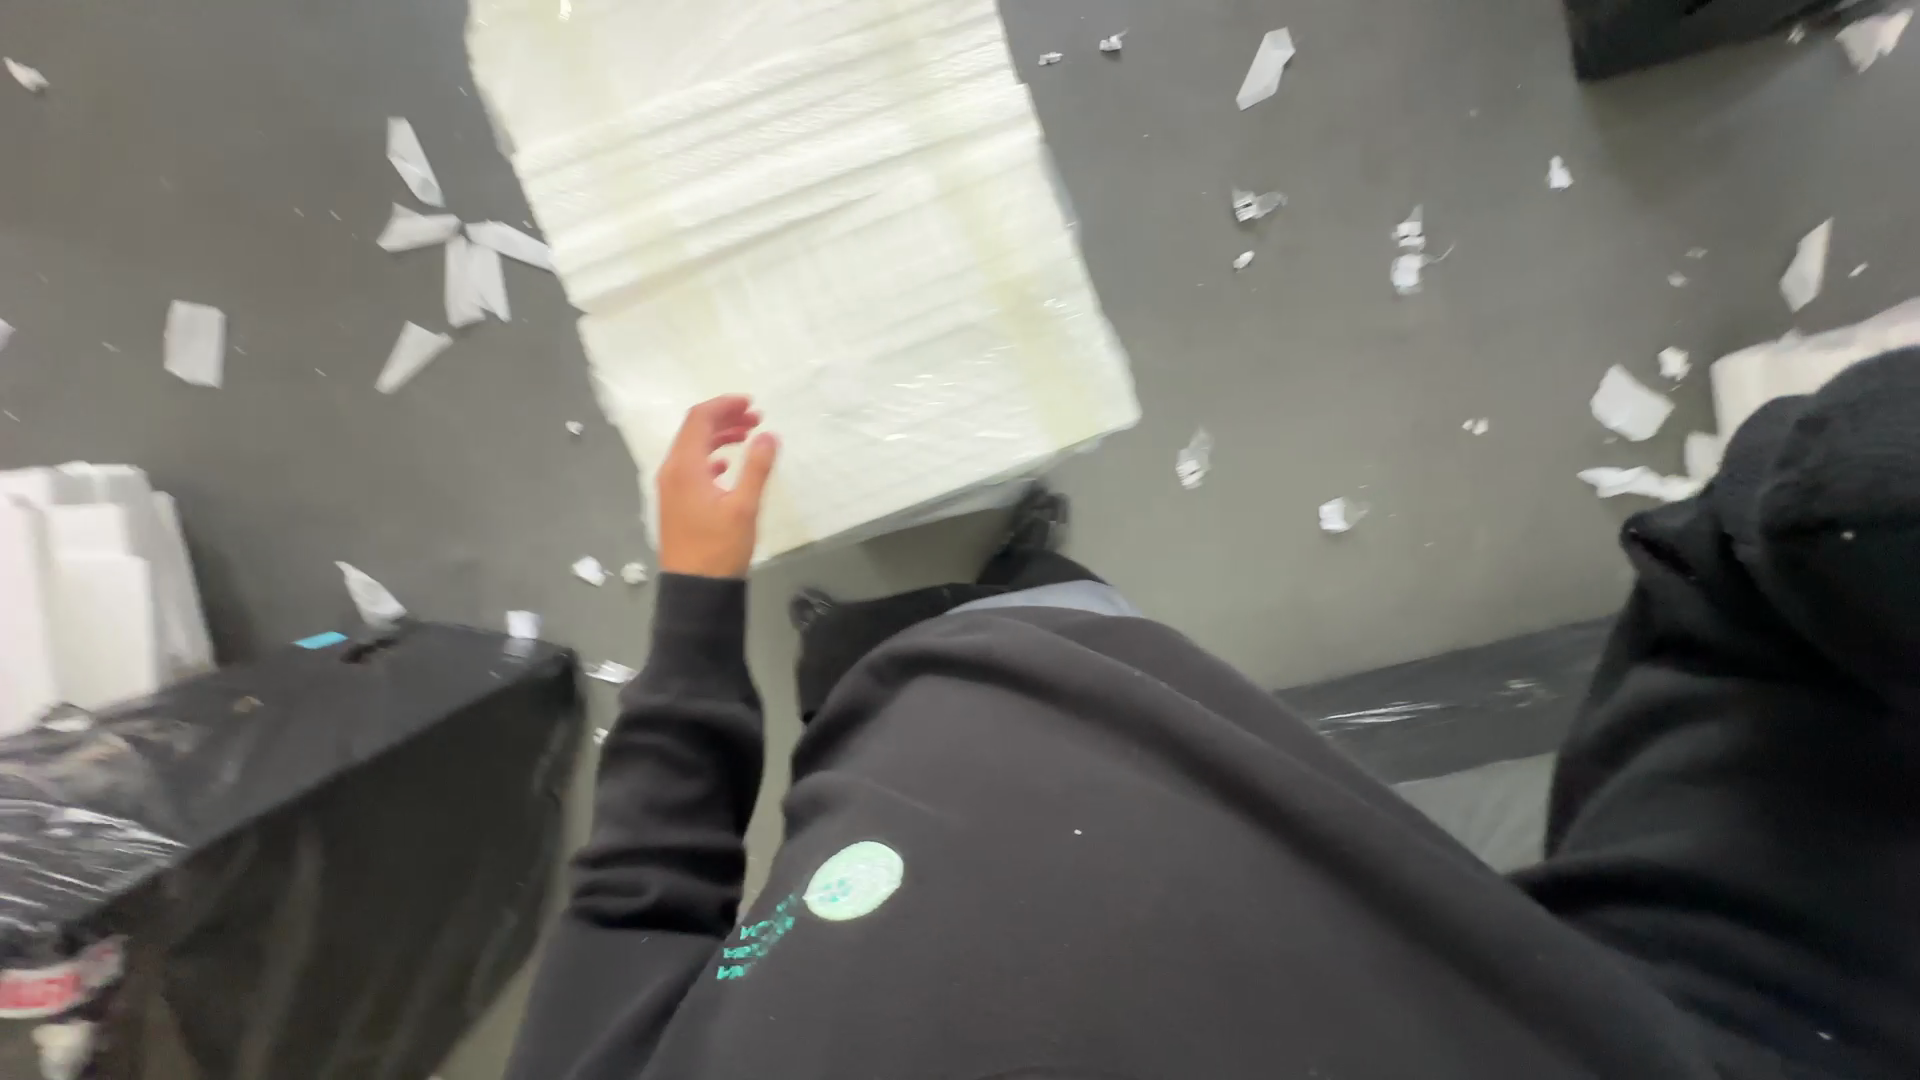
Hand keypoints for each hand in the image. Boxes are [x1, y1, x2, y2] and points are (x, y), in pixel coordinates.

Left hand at [657, 395, 779, 578]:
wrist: (695, 589)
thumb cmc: (720, 547)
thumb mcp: (744, 506)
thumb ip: (757, 467)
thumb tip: (768, 435)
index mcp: (684, 467)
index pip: (699, 419)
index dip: (724, 405)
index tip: (751, 404)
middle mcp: (672, 471)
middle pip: (694, 430)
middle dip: (725, 419)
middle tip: (756, 419)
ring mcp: (671, 488)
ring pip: (693, 449)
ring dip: (719, 438)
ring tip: (748, 437)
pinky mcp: (676, 502)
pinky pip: (691, 467)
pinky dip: (711, 458)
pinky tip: (728, 466)